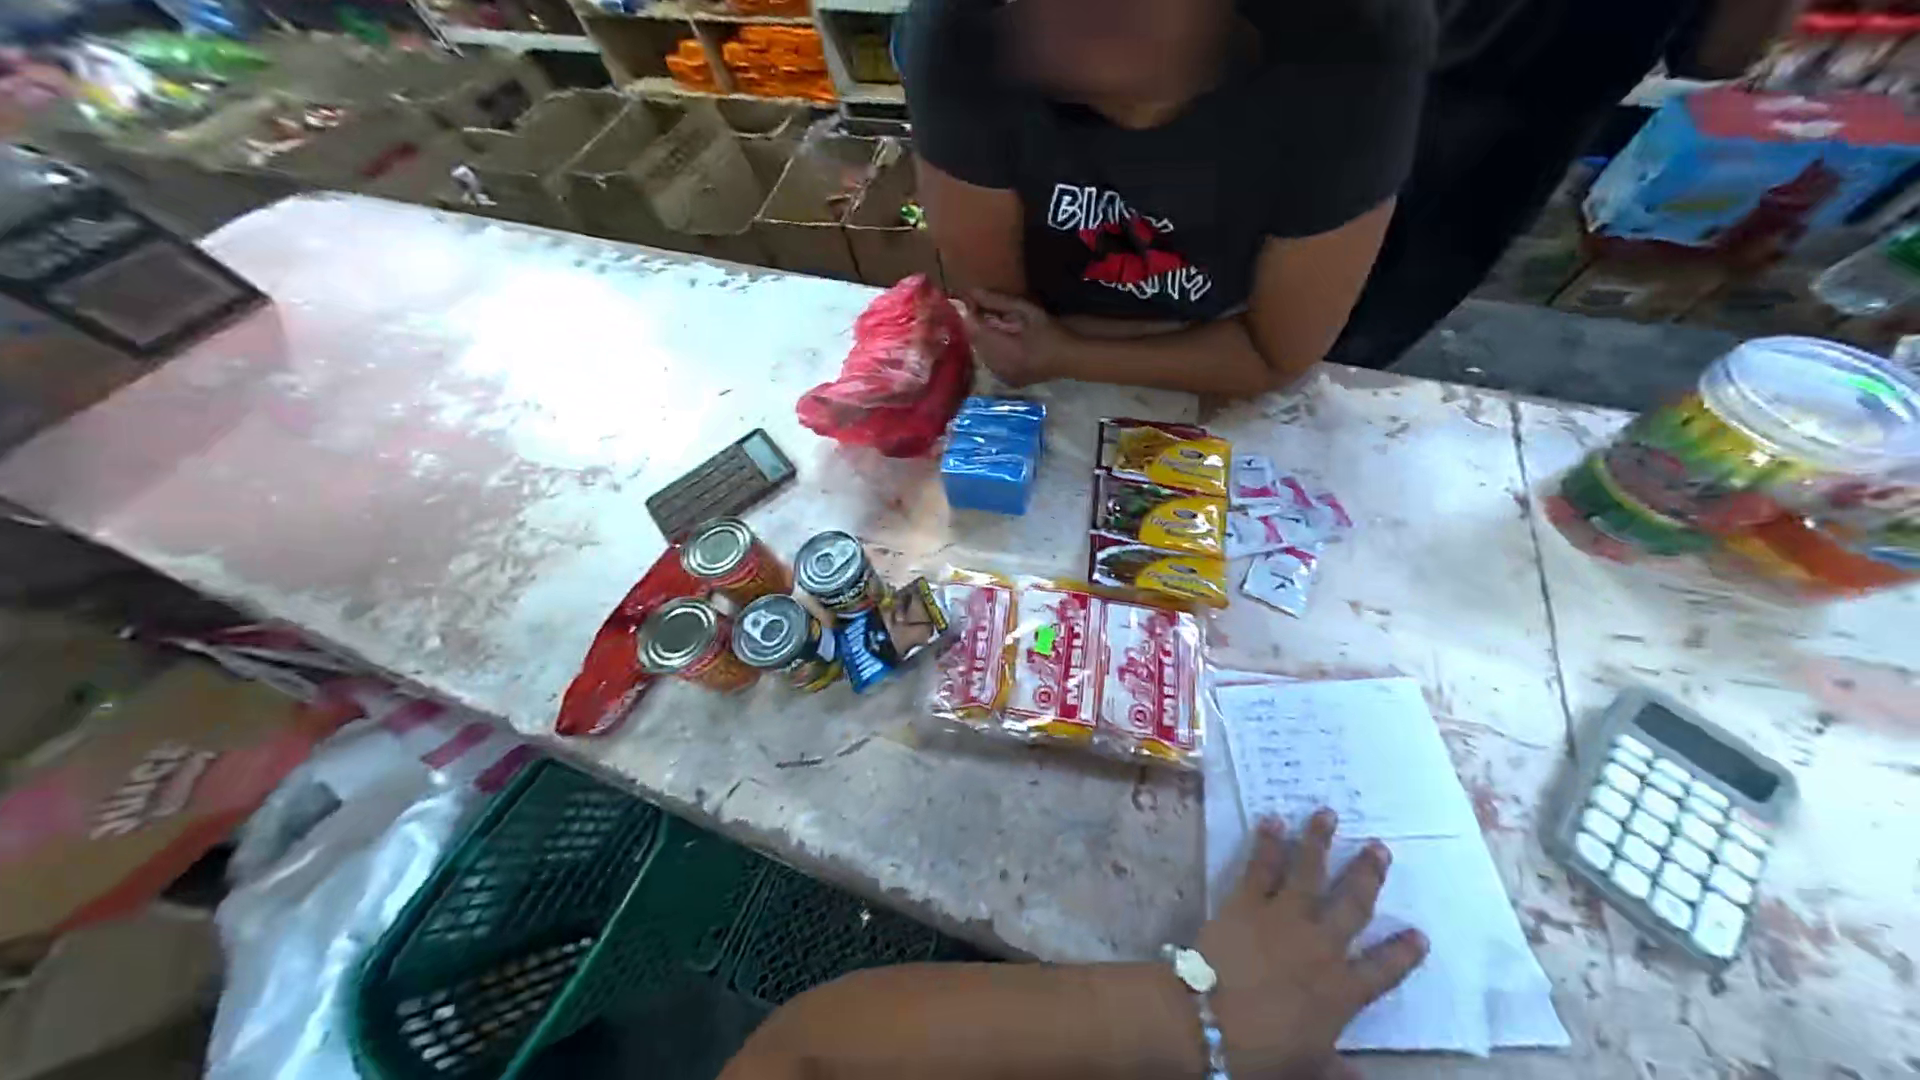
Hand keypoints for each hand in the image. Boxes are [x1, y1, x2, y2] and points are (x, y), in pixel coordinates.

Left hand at [958, 289, 1070, 387]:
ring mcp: (1002, 377)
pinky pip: (989, 362)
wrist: (1071, 359)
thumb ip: (997, 301)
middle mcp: (1000, 367)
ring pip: (980, 353)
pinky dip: (989, 350)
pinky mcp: (1006, 381)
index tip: (965, 298)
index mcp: (1005, 350)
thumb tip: (971, 291)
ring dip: (981, 338)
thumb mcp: (1026, 311)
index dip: (966, 314)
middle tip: (978, 308)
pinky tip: (1000, 341)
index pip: (974, 330)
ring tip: (992, 324)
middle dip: (973, 325)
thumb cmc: (1051, 331)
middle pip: (975, 343)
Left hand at [1196, 810, 1427, 1078]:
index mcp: (1342, 992)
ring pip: (1308, 872)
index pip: (1384, 971)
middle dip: (1368, 875)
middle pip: (1352, 905)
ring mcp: (1283, 917)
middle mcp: (1320, 947)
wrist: (1209, 1019)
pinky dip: (1268, 842)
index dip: (1403, 953)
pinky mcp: (1246, 900)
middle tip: (1380, 848)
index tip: (1420, 933)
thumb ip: (1342, 1071)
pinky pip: (1261, 866)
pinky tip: (1272, 820)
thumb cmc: (1262, 1051)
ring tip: (1326, 812)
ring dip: (1319, 840)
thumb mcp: (1311, 1068)